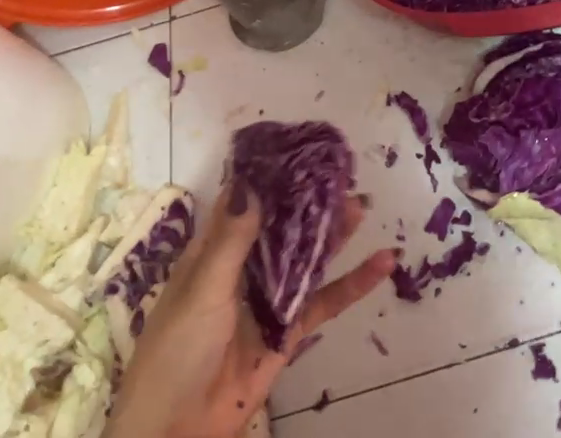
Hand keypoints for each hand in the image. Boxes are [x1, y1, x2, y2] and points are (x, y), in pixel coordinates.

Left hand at [105, 186, 397, 437]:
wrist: (177, 429)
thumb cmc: (176, 351)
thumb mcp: (202, 289)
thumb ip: (233, 240)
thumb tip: (252, 181)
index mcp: (213, 254)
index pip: (245, 204)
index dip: (271, 177)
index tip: (302, 150)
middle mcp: (243, 270)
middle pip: (283, 227)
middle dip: (311, 202)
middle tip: (344, 175)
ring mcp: (270, 299)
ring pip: (308, 258)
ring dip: (334, 234)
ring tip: (362, 204)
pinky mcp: (290, 331)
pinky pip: (327, 300)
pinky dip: (356, 283)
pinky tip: (383, 262)